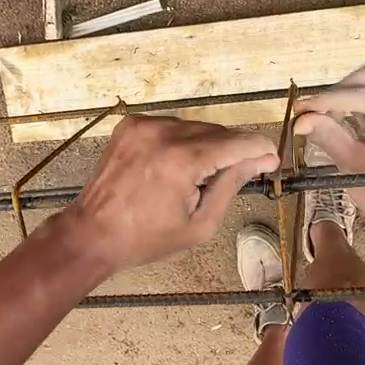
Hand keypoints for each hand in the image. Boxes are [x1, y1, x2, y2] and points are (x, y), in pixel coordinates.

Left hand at [55, 116, 278, 272]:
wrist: (92, 232)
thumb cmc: (147, 239)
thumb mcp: (200, 224)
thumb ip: (231, 185)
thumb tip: (261, 159)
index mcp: (183, 160)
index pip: (238, 142)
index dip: (261, 148)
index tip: (272, 159)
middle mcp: (163, 133)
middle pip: (218, 132)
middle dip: (234, 150)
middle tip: (242, 173)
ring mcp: (144, 125)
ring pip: (195, 126)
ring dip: (208, 145)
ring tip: (201, 176)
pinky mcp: (130, 125)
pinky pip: (171, 126)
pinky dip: (182, 141)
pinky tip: (176, 166)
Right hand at [294, 61, 364, 241]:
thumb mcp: (357, 170)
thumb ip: (331, 138)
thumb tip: (301, 119)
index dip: (331, 99)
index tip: (302, 108)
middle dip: (342, 89)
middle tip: (317, 110)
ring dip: (351, 92)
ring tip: (334, 117)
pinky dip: (362, 98)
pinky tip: (353, 122)